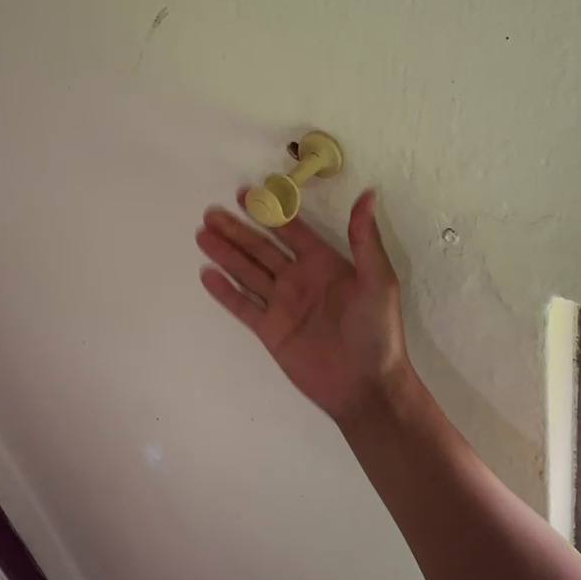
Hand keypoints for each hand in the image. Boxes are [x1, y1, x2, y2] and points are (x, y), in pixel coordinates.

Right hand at [196, 189, 411, 424]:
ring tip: (202, 234)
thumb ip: (365, 239)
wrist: (365, 385)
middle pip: (262, 249)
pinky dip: (224, 290)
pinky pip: (243, 305)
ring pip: (247, 272)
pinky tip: (206, 273)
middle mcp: (300, 280)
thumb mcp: (378, 281)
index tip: (246, 193)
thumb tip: (368, 195)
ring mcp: (283, 306)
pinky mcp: (271, 331)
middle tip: (211, 212)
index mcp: (325, 264)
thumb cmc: (377, 331)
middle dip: (237, 230)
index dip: (270, 212)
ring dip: (225, 253)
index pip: (292, 231)